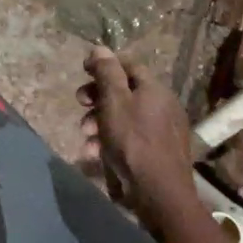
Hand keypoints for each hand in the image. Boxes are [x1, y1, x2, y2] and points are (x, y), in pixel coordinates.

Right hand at [77, 46, 195, 207]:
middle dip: (97, 96)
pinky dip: (111, 140)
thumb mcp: (114, 101)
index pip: (127, 65)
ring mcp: (163, 131)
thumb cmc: (134, 140)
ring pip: (124, 116)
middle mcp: (162, 106)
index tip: (83, 71)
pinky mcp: (159, 152)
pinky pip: (131, 137)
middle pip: (123, 91)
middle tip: (80, 103)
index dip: (104, 64)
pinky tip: (95, 152)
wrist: (161, 194)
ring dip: (100, 121)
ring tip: (85, 135)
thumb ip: (107, 72)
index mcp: (154, 89)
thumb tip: (101, 48)